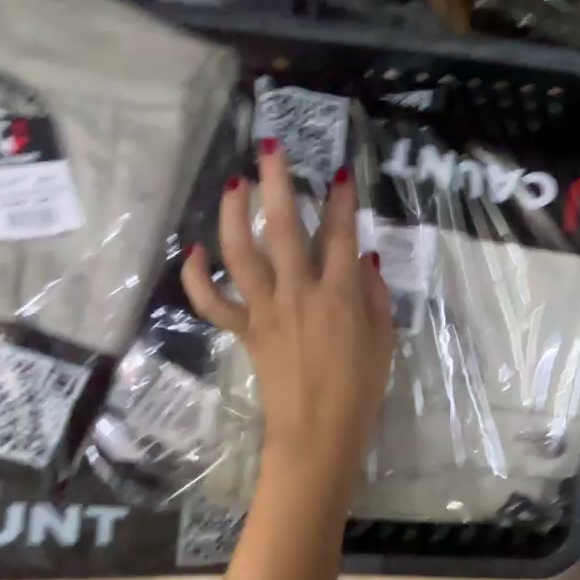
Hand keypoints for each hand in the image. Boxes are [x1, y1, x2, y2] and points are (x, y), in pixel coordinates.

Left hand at [181, 141, 395, 479]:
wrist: (318, 429)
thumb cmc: (361, 386)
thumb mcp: (384, 337)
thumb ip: (373, 293)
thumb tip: (361, 256)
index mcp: (340, 294)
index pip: (340, 234)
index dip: (341, 200)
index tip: (339, 172)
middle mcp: (299, 292)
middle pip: (282, 228)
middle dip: (277, 184)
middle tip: (271, 149)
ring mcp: (266, 309)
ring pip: (240, 252)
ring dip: (233, 214)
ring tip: (234, 183)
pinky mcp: (245, 329)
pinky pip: (212, 301)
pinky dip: (197, 276)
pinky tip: (195, 251)